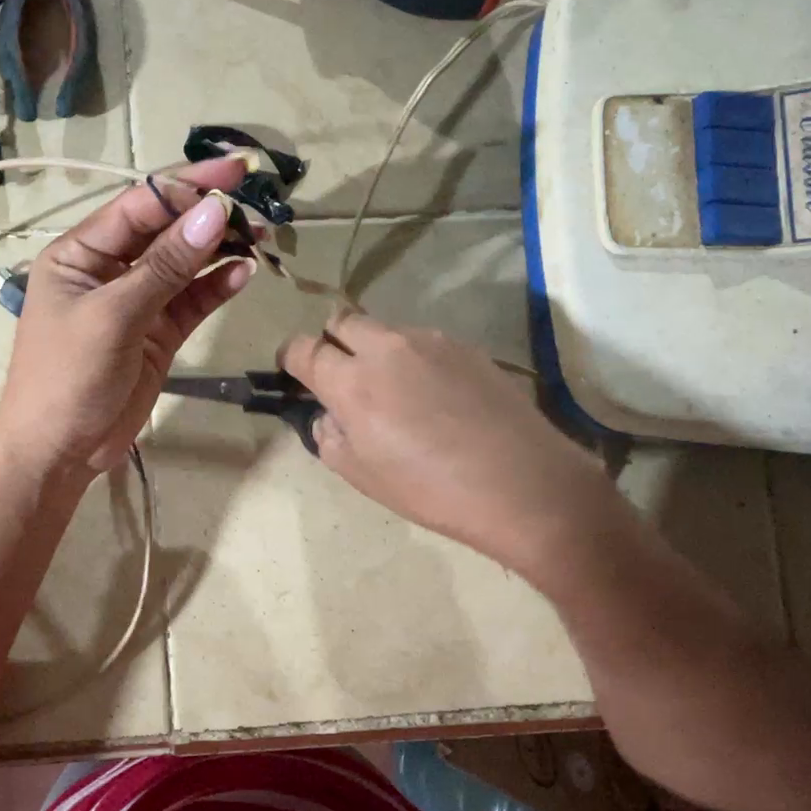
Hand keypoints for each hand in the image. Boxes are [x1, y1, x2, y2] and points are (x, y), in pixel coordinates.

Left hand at [0, 157, 255, 478]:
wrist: (58, 450)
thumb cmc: (67, 377)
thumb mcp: (112, 316)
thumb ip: (164, 267)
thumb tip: (213, 213)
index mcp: (79, 253)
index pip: (139, 206)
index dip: (186, 186)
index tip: (235, 172)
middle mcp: (108, 271)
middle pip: (164, 231)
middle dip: (207, 216)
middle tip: (259, 206)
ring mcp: (135, 304)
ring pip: (183, 265)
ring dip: (219, 250)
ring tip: (261, 237)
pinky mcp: (157, 335)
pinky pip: (191, 302)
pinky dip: (216, 288)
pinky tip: (244, 274)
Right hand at [279, 313, 627, 579]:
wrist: (521, 484)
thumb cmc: (428, 489)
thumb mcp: (359, 474)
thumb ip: (328, 434)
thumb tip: (329, 413)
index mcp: (351, 382)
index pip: (303, 349)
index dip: (289, 358)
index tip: (292, 373)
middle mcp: (387, 348)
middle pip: (343, 320)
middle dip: (332, 342)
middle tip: (341, 377)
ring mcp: (432, 342)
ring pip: (385, 330)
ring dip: (375, 350)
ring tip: (394, 393)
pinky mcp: (468, 348)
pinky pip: (423, 343)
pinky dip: (413, 360)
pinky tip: (433, 398)